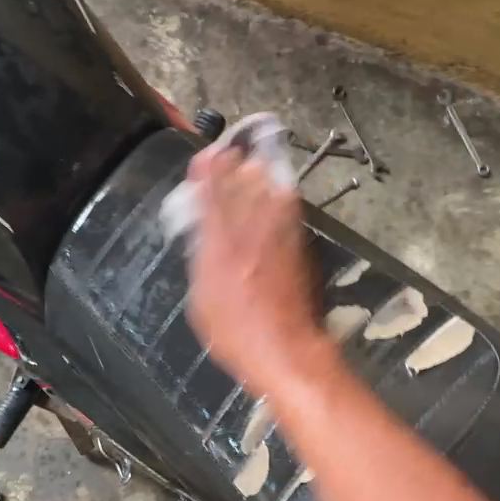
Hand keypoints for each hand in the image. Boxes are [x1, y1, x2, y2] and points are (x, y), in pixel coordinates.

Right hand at [184, 145, 328, 397]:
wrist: (285, 349)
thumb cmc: (236, 336)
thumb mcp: (202, 303)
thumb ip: (201, 265)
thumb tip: (201, 240)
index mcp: (219, 250)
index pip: (211, 199)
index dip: (207, 174)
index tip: (203, 156)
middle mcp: (249, 236)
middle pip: (239, 188)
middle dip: (230, 166)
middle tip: (224, 151)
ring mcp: (277, 238)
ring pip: (266, 193)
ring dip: (256, 173)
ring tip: (249, 160)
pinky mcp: (298, 246)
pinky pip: (288, 210)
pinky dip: (280, 194)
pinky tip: (276, 186)